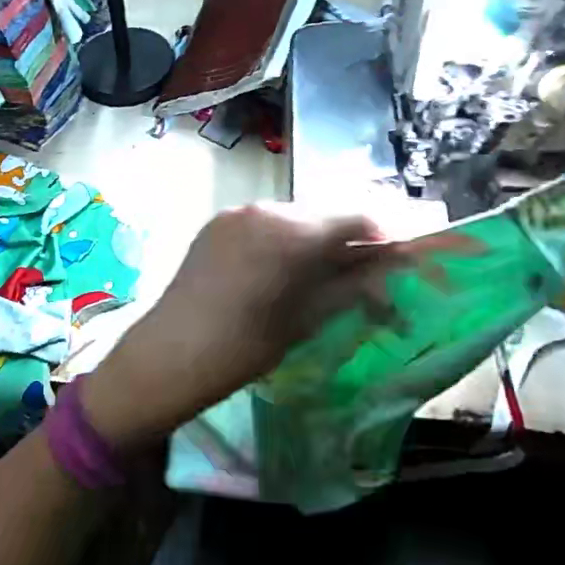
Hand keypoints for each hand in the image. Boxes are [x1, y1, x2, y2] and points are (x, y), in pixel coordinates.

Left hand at [79, 204, 393, 447]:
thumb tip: (389, 270)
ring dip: (311, 240)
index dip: (382, 239)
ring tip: (313, 276)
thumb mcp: (307, 318)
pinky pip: (261, 224)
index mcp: (296, 231)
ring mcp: (236, 213)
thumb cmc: (245, 346)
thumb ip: (352, 285)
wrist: (171, 355)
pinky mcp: (215, 224)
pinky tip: (275, 271)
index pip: (358, 219)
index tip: (394, 262)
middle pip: (323, 216)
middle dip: (345, 242)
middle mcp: (267, 209)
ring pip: (291, 219)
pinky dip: (278, 240)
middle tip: (356, 275)